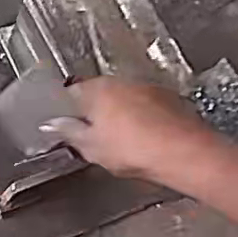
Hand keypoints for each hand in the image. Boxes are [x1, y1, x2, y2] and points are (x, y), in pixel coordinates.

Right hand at [46, 76, 228, 183]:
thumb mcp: (90, 147)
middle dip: (90, 113)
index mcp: (97, 89)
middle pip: (96, 94)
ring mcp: (148, 89)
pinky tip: (138, 140)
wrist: (184, 154)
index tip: (61, 126)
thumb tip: (53, 124)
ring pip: (121, 100)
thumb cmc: (133, 149)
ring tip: (114, 142)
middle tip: (86, 137)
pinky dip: (137, 119)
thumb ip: (68, 132)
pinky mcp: (169, 100)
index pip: (69, 93)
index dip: (63, 111)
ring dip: (115, 116)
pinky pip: (143, 107)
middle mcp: (122, 82)